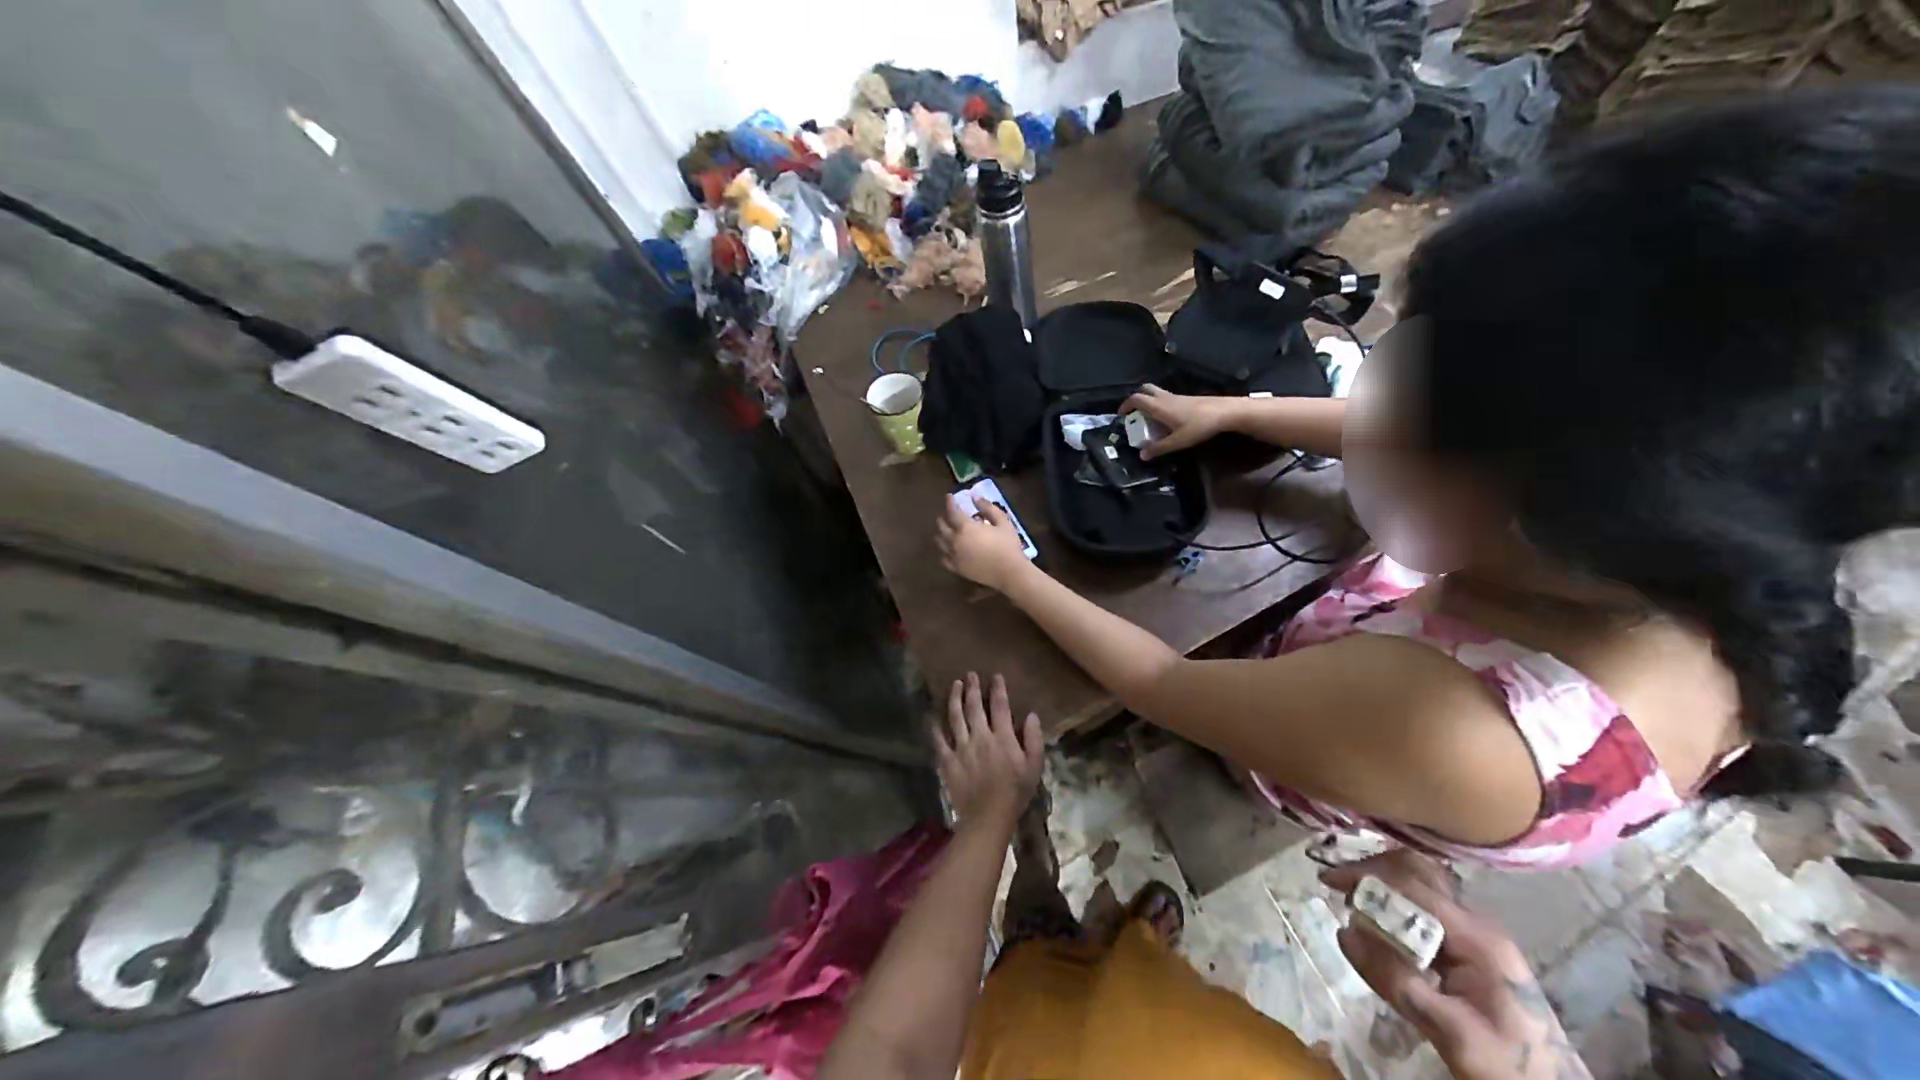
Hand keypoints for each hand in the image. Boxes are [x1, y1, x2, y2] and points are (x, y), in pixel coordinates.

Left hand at [933, 672, 1042, 829]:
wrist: (988, 816)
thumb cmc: (1015, 792)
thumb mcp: (1034, 766)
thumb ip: (1033, 739)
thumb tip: (1032, 716)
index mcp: (1002, 737)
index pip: (1000, 706)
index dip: (998, 689)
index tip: (996, 677)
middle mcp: (980, 736)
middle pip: (974, 706)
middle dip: (973, 688)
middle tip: (970, 675)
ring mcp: (961, 747)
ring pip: (955, 716)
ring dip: (955, 698)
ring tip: (955, 686)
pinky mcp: (948, 760)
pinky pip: (939, 739)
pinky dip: (935, 726)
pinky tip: (933, 716)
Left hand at [937, 496, 1030, 592]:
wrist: (1009, 572)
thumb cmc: (1008, 545)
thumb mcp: (1002, 522)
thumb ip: (988, 508)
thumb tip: (975, 498)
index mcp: (966, 527)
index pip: (952, 511)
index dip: (949, 502)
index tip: (949, 496)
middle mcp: (955, 540)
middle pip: (942, 526)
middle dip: (944, 517)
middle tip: (949, 514)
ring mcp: (954, 556)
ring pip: (940, 541)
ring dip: (941, 533)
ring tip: (946, 530)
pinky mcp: (956, 568)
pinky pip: (943, 558)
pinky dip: (943, 551)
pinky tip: (948, 549)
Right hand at [1120, 384, 1233, 459]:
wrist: (1224, 412)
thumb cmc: (1199, 426)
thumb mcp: (1177, 441)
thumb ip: (1158, 448)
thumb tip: (1142, 455)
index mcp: (1158, 406)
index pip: (1136, 399)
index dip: (1125, 405)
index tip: (1121, 415)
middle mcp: (1165, 398)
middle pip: (1145, 390)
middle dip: (1136, 399)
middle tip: (1133, 413)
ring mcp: (1176, 397)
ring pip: (1156, 393)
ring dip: (1148, 402)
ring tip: (1148, 419)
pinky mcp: (1185, 399)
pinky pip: (1166, 398)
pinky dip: (1159, 405)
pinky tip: (1165, 419)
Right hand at [1323, 852, 1591, 1079]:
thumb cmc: (1507, 1064)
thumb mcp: (1449, 1032)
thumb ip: (1396, 982)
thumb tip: (1343, 932)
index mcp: (1477, 937)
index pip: (1412, 886)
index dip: (1366, 877)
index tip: (1326, 880)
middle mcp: (1477, 924)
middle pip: (1418, 876)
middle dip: (1372, 874)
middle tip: (1335, 885)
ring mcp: (1476, 935)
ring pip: (1421, 890)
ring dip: (1382, 888)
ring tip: (1349, 898)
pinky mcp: (1470, 948)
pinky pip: (1426, 913)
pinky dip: (1394, 908)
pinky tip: (1376, 920)